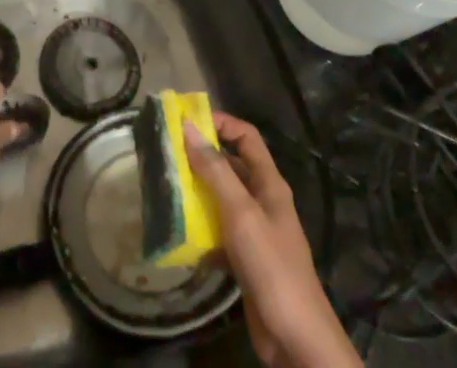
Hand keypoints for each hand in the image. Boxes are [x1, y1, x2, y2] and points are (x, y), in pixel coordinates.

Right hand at [186, 113, 359, 367]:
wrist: (294, 334)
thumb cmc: (270, 265)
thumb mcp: (240, 212)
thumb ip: (215, 171)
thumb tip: (189, 128)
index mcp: (270, 184)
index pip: (246, 137)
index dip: (219, 123)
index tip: (184, 123)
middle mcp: (263, 201)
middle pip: (231, 166)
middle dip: (199, 158)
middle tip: (164, 155)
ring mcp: (255, 231)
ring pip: (221, 199)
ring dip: (195, 194)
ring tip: (163, 189)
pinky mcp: (245, 258)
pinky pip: (217, 232)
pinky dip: (198, 229)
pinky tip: (176, 233)